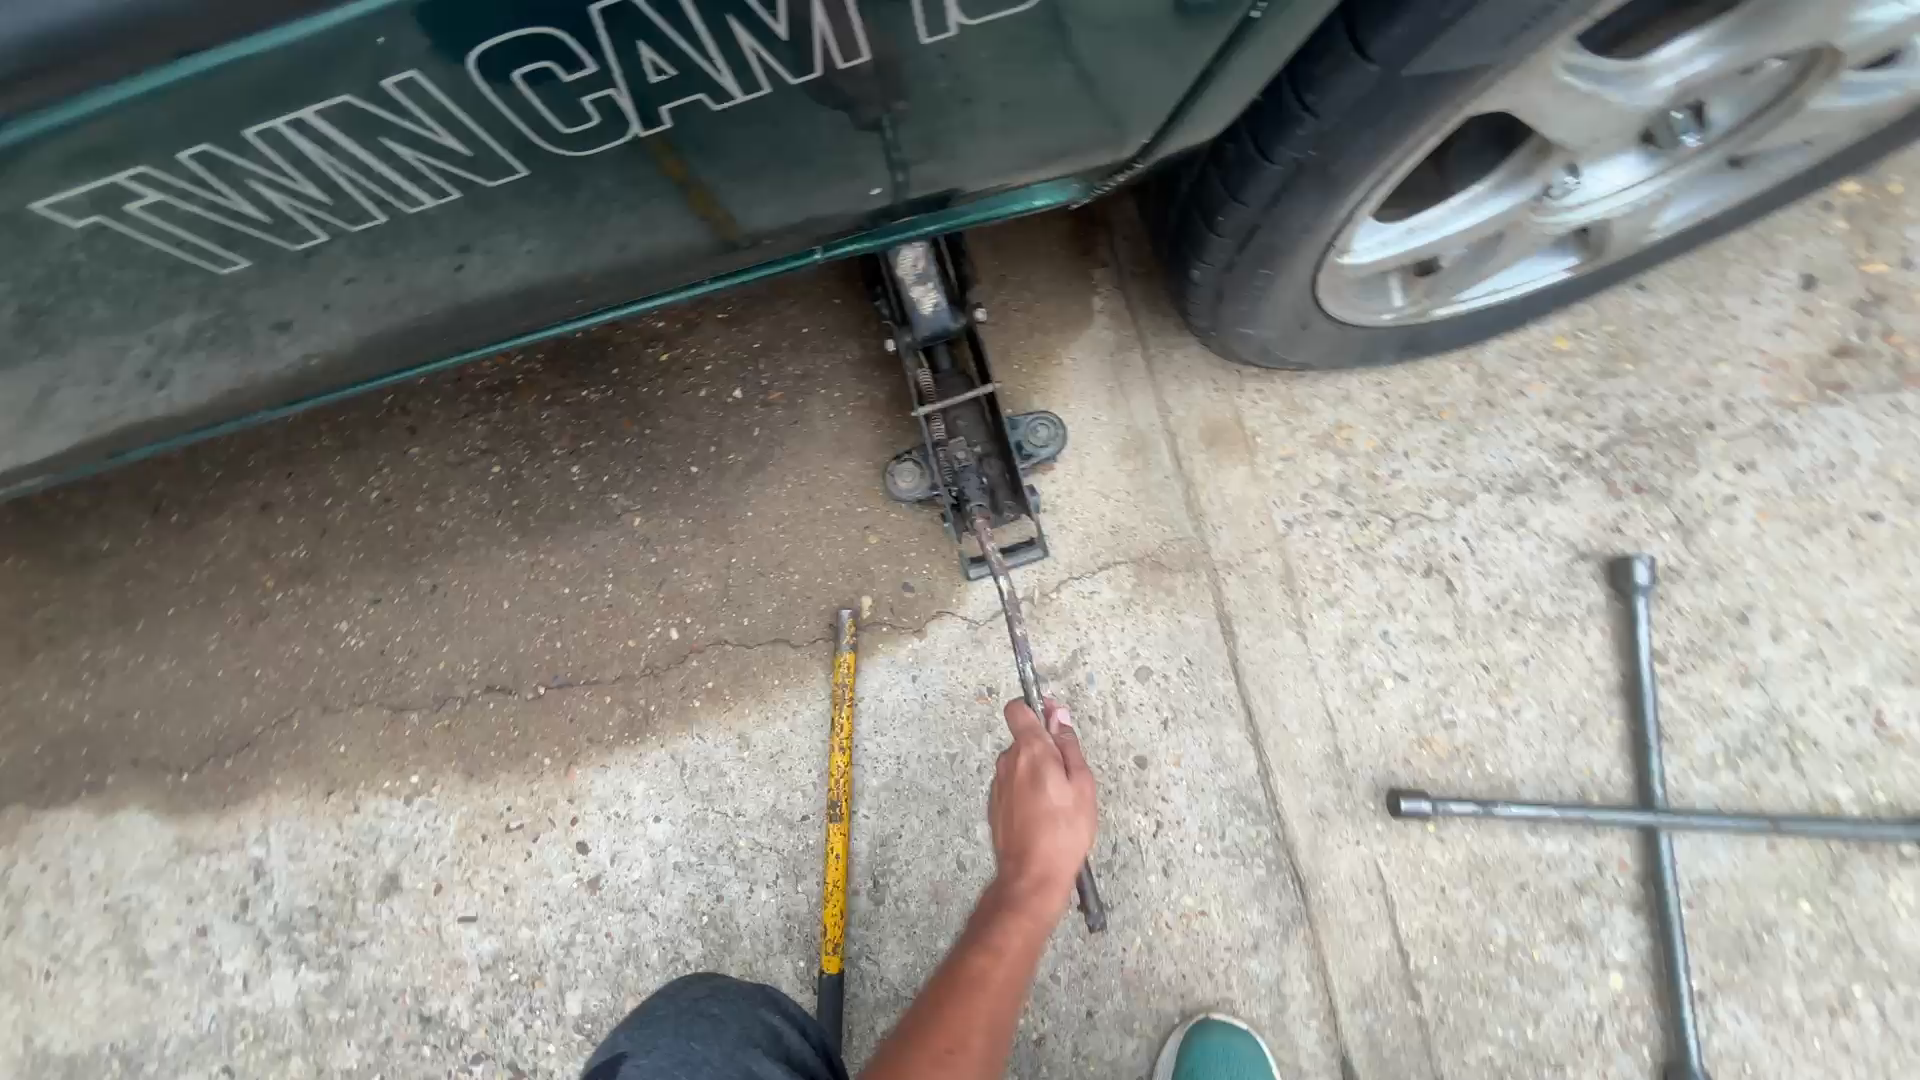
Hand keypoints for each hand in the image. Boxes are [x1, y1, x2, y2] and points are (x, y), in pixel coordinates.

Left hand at [987, 698, 1096, 919]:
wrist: (1032, 875)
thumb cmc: (1063, 832)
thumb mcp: (1082, 784)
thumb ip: (1069, 745)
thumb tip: (1060, 717)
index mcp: (1030, 750)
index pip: (1017, 708)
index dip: (1035, 707)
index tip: (1052, 717)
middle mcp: (1008, 761)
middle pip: (1024, 739)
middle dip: (1044, 748)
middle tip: (1067, 774)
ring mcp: (999, 783)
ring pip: (1020, 763)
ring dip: (1037, 772)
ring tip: (1058, 800)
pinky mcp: (996, 803)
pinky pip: (1014, 784)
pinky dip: (1028, 790)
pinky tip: (1044, 813)